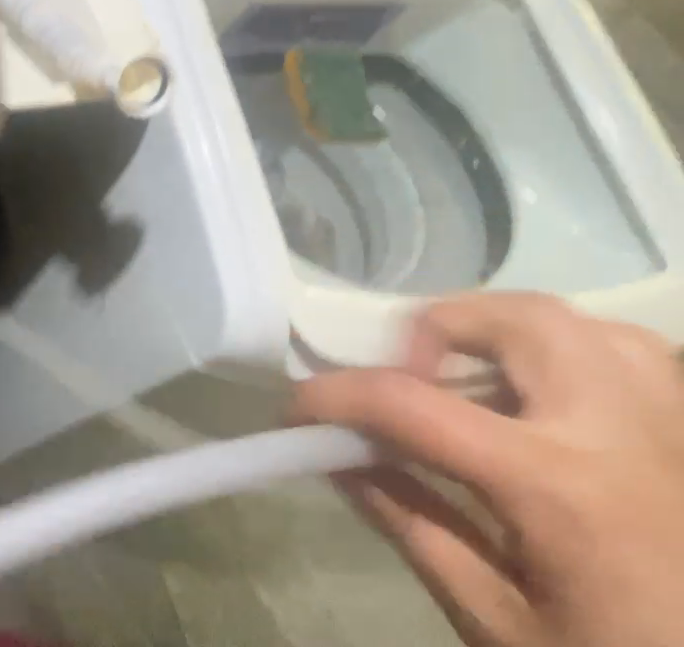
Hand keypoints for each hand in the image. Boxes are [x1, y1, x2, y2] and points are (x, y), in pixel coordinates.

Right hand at [294, 293, 683, 646]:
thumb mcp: (495, 618)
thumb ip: (410, 522)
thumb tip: (335, 459)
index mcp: (561, 489)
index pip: (408, 402)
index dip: (329, 397)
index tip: (294, 415)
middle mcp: (627, 438)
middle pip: (521, 322)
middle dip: (437, 330)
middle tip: (405, 378)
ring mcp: (682, 436)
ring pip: (593, 328)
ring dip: (516, 338)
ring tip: (480, 383)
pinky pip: (645, 363)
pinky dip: (582, 360)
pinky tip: (550, 405)